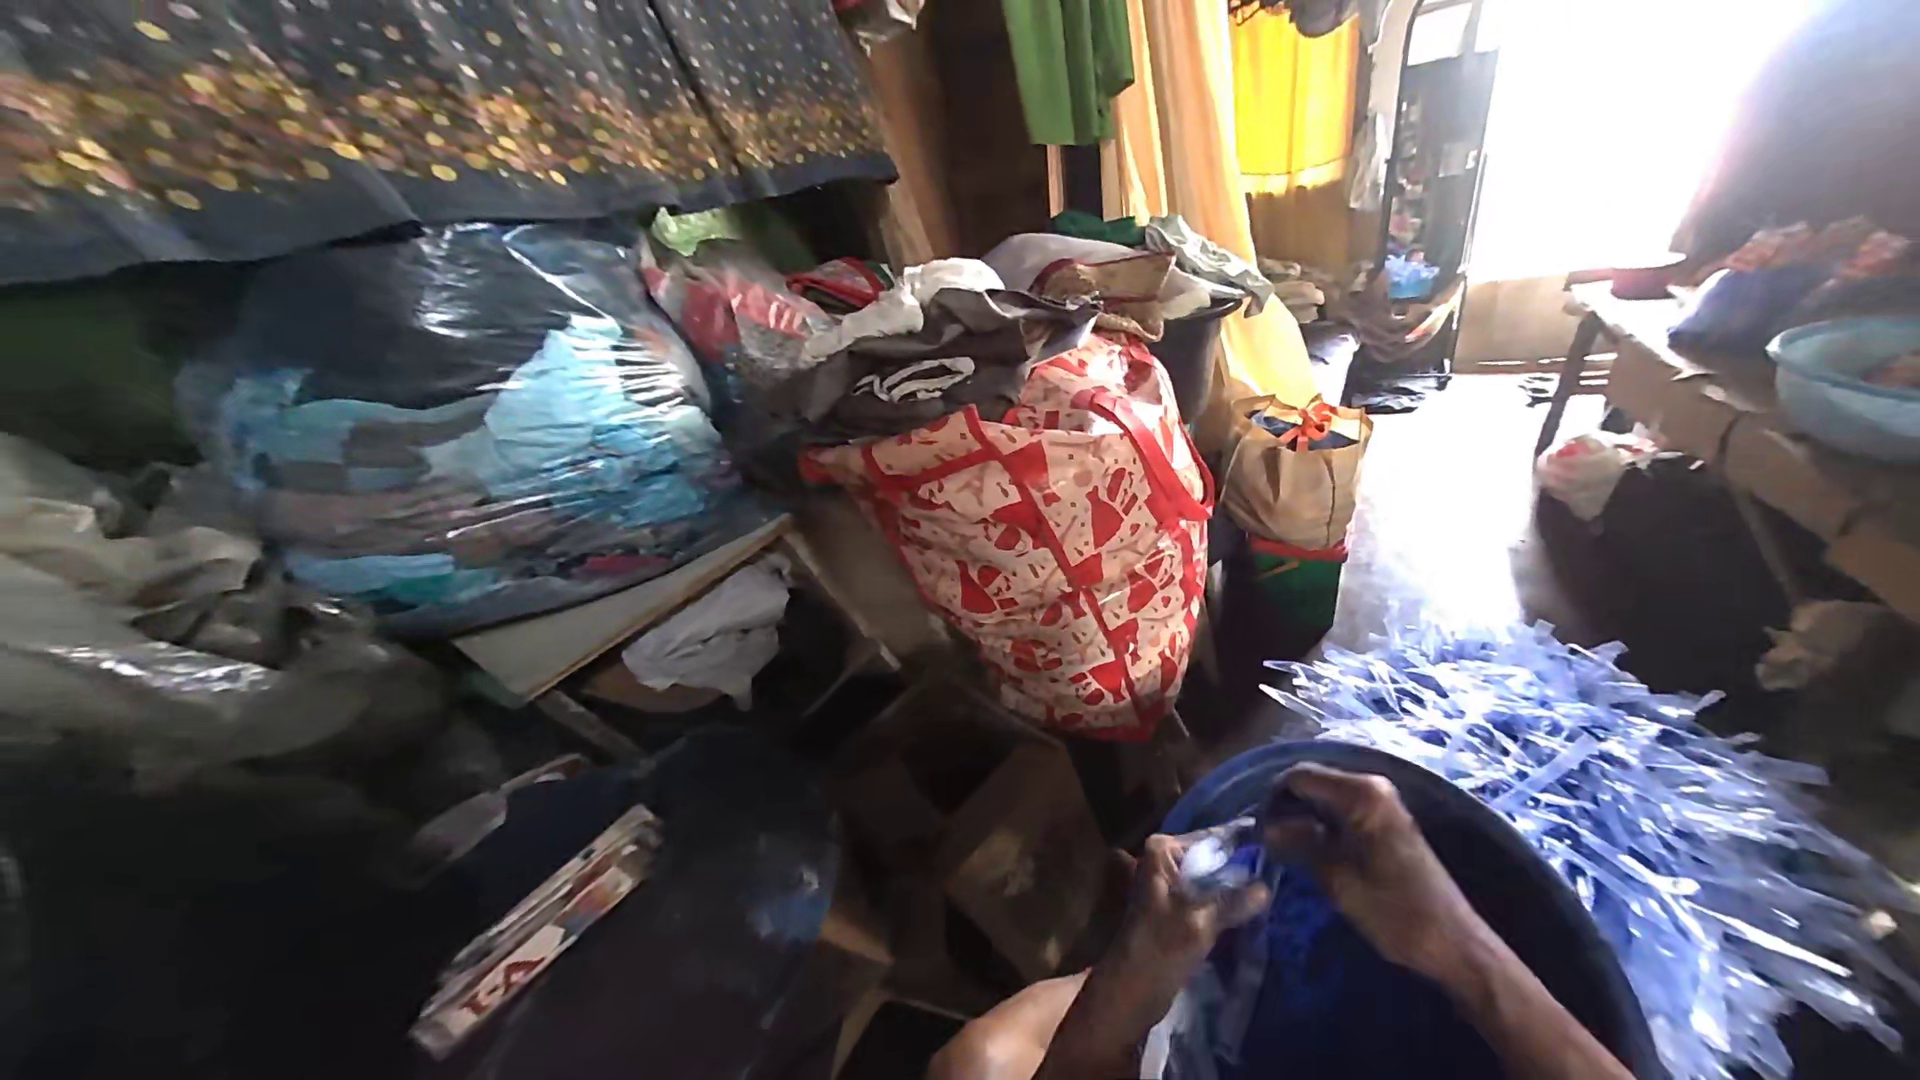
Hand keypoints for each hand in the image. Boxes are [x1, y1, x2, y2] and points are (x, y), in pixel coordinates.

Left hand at [1107, 831, 1270, 991]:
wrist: (1133, 985)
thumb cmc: (1161, 947)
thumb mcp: (1200, 922)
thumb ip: (1233, 902)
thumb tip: (1267, 887)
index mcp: (1162, 850)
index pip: (1209, 839)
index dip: (1241, 845)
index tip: (1275, 847)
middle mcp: (1164, 858)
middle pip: (1211, 857)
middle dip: (1241, 867)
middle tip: (1279, 870)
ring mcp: (1169, 881)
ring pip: (1211, 877)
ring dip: (1235, 887)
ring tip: (1272, 887)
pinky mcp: (1176, 904)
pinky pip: (1206, 894)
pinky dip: (1225, 901)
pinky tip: (1252, 907)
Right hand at [1270, 763, 1493, 981]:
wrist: (1456, 946)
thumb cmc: (1395, 911)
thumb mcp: (1336, 878)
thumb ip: (1296, 843)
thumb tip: (1264, 828)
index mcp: (1361, 793)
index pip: (1298, 776)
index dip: (1272, 798)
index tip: (1258, 827)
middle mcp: (1372, 785)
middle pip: (1310, 780)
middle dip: (1286, 803)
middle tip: (1268, 835)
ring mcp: (1381, 800)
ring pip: (1322, 792)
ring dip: (1301, 812)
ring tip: (1285, 841)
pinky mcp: (1385, 817)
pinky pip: (1339, 804)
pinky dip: (1319, 818)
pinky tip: (1310, 843)